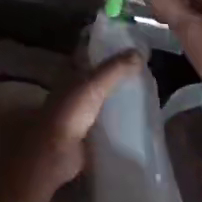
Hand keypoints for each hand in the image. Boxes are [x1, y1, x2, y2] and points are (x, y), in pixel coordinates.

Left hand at [12, 49, 141, 187]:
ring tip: (146, 94)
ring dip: (118, 98)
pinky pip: (106, 123)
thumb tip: (139, 52)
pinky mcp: (87, 136)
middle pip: (97, 79)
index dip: (105, 50)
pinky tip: (137, 121)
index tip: (129, 47)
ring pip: (102, 101)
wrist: (55, 154)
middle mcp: (73, 92)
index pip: (89, 57)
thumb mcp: (93, 86)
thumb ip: (114, 69)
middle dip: (116, 76)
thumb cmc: (69, 114)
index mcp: (70, 76)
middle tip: (144, 71)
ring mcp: (79, 115)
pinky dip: (118, 121)